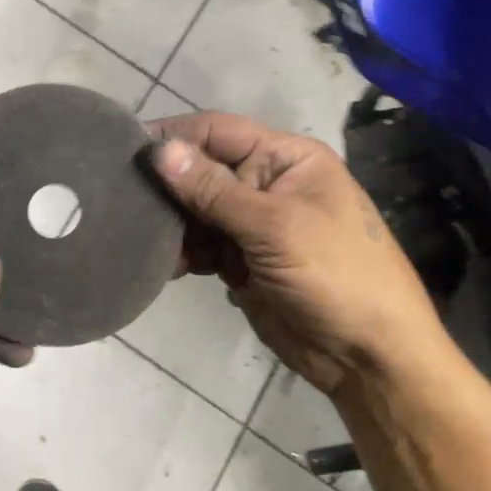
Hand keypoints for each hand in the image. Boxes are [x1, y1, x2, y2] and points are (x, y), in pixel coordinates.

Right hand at [147, 112, 448, 394]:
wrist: (371, 360)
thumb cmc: (337, 277)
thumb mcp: (275, 227)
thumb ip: (213, 190)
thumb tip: (158, 150)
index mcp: (287, 159)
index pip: (218, 131)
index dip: (174, 137)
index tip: (123, 149)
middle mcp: (267, 183)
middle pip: (201, 170)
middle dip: (166, 185)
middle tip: (120, 198)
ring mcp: (253, 224)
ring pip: (195, 210)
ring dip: (170, 223)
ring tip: (140, 237)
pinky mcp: (241, 260)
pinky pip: (200, 245)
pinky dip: (180, 253)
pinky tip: (162, 266)